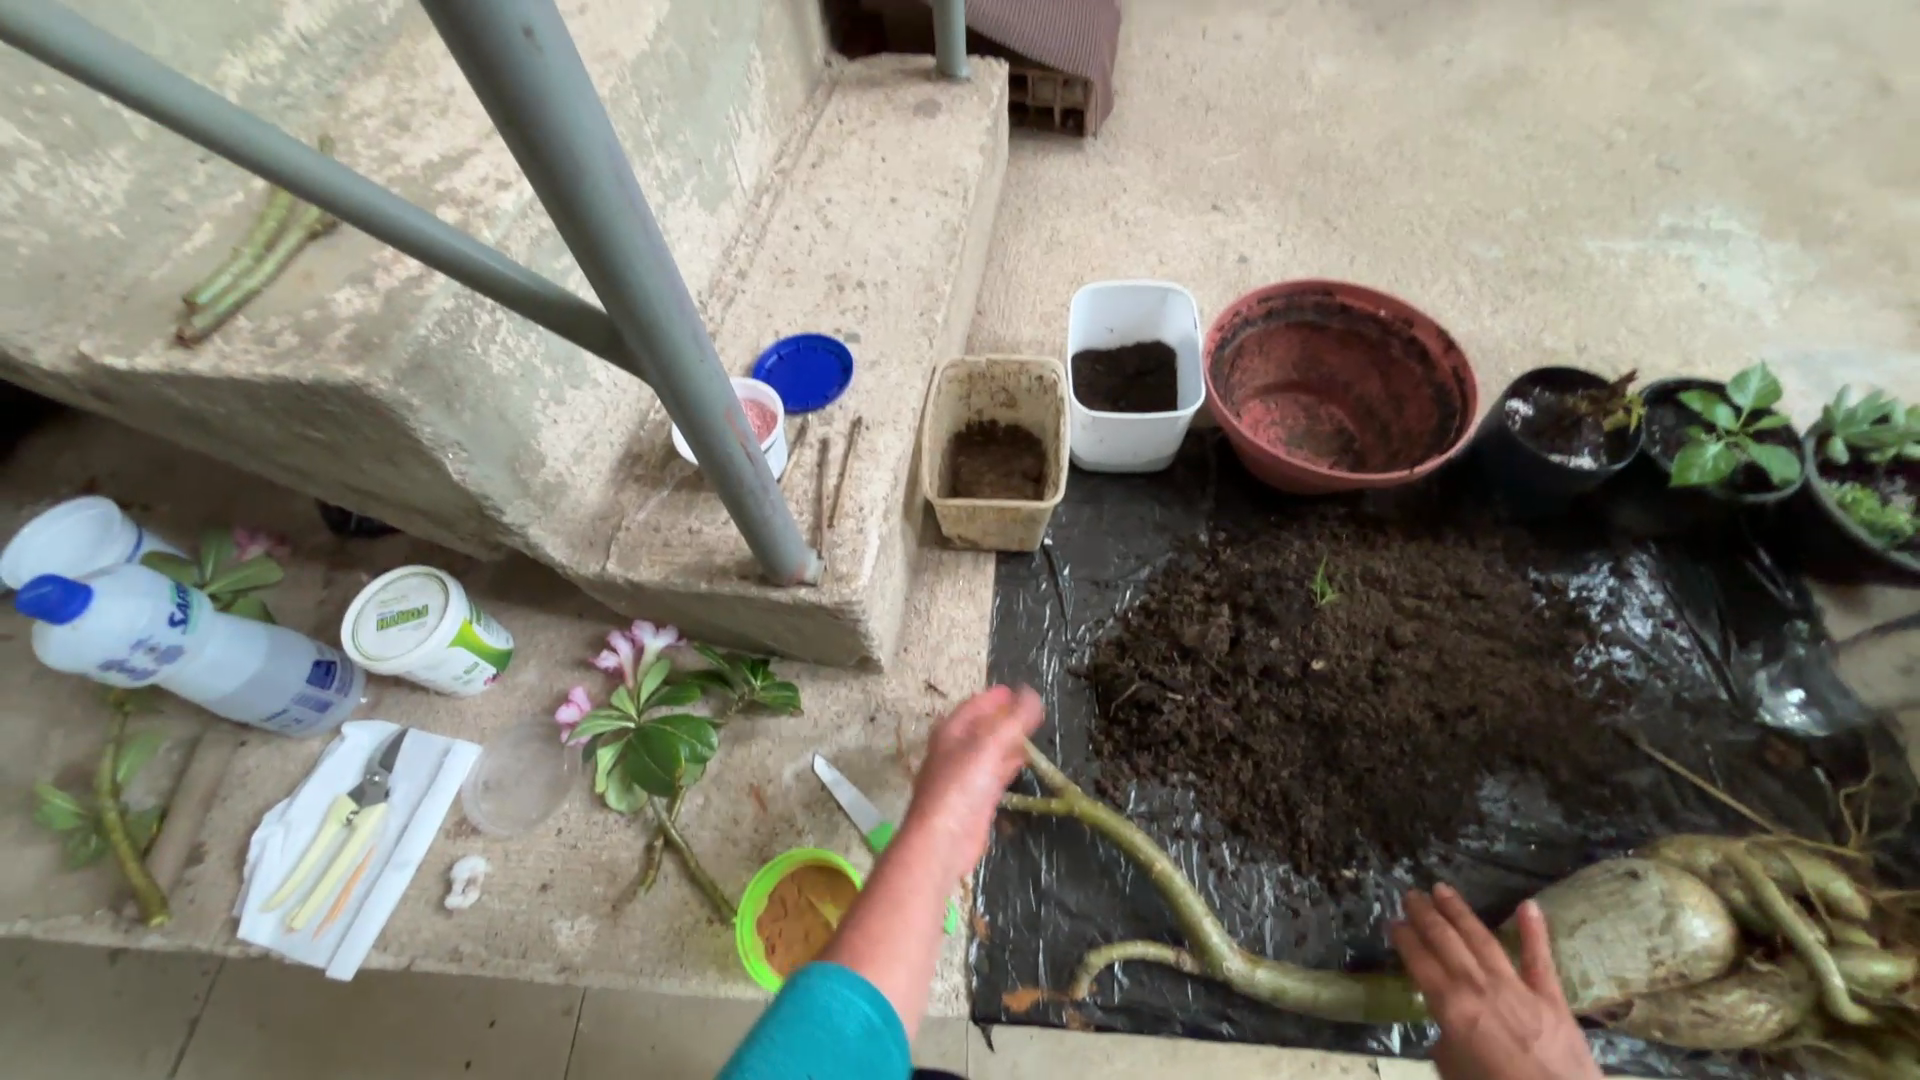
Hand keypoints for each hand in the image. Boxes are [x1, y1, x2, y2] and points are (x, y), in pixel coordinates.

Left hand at [903, 684, 1043, 878]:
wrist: (943, 840)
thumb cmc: (960, 786)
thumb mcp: (989, 745)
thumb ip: (1013, 720)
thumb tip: (1031, 693)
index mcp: (952, 731)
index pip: (975, 705)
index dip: (996, 697)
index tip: (1017, 689)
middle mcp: (956, 750)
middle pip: (983, 727)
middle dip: (1005, 717)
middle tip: (1031, 709)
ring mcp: (966, 775)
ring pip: (991, 750)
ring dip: (1010, 740)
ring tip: (1033, 732)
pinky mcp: (977, 798)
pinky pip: (997, 773)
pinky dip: (1011, 763)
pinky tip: (1025, 762)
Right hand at [1391, 885, 1600, 1079]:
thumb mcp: (1452, 1073)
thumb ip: (1445, 1044)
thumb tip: (1446, 1032)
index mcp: (1449, 1006)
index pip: (1418, 959)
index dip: (1403, 937)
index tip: (1392, 921)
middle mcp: (1477, 986)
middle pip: (1444, 940)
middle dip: (1424, 914)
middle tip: (1410, 894)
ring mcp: (1516, 988)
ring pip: (1481, 939)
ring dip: (1460, 912)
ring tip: (1442, 889)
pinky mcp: (1551, 998)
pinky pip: (1540, 960)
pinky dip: (1534, 931)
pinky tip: (1529, 905)